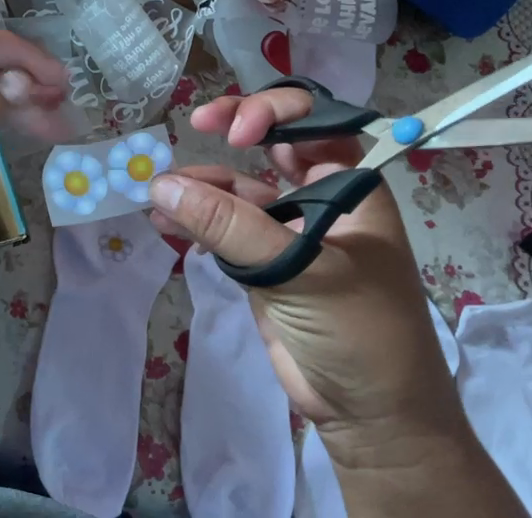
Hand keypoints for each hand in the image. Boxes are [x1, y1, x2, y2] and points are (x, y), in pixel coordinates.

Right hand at [147, 88, 465, 449]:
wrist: (371, 417)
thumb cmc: (361, 332)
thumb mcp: (301, 271)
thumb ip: (229, 226)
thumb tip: (160, 184)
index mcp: (352, 190)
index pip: (318, 124)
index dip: (276, 113)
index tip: (236, 133)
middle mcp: (321, 201)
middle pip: (274, 144)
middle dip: (234, 128)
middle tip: (196, 123)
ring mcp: (287, 232)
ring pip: (238, 187)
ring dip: (201, 183)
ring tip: (161, 194)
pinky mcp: (261, 264)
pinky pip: (220, 227)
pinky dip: (191, 220)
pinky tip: (164, 222)